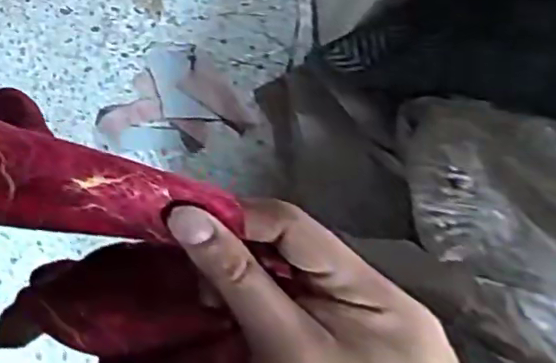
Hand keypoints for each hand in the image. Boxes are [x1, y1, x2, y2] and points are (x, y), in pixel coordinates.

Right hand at [168, 200, 454, 362]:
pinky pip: (283, 293)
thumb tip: (180, 213)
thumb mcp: (286, 342)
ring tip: (210, 298)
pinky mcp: (339, 335)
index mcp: (376, 293)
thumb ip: (236, 274)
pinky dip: (247, 293)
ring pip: (278, 267)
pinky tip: (228, 308)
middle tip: (192, 268)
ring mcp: (358, 318)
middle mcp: (372, 296)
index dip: (231, 214)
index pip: (289, 223)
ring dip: (232, 271)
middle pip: (283, 243)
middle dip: (228, 248)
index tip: (179, 221)